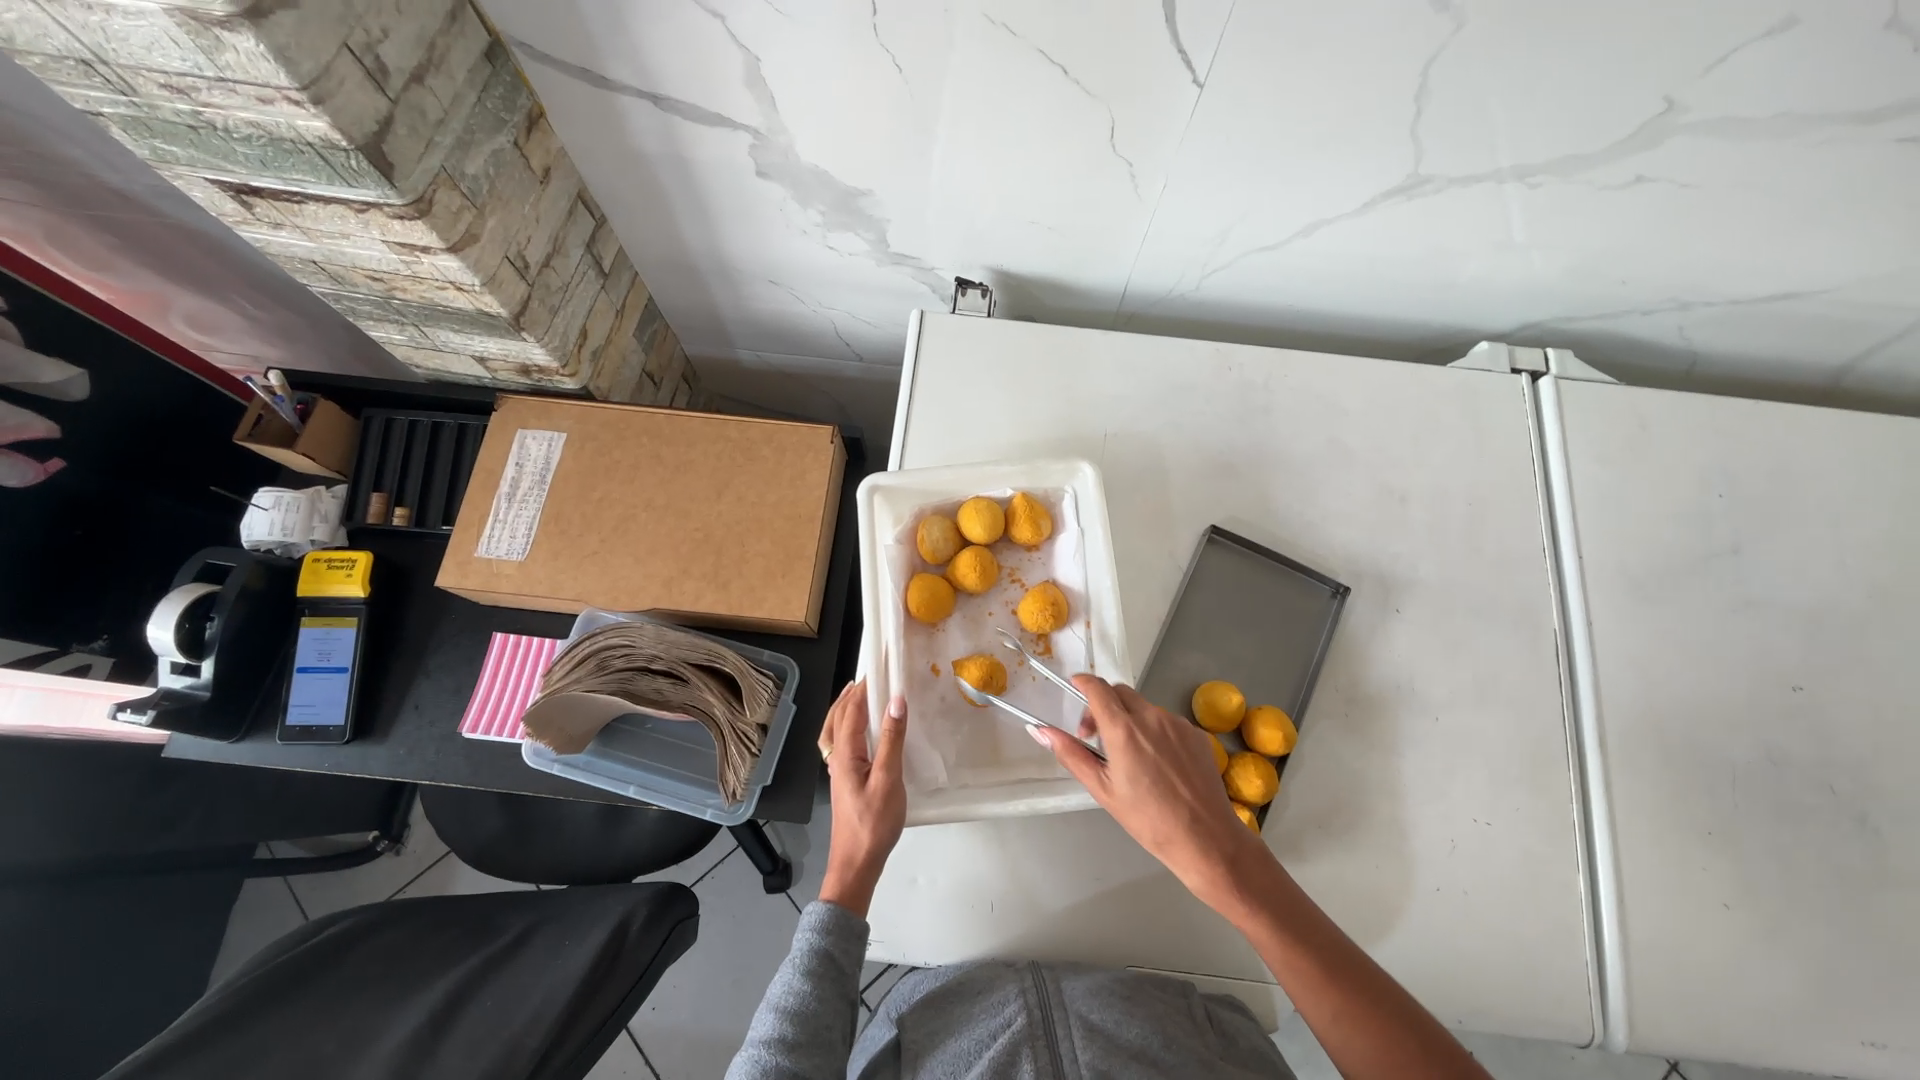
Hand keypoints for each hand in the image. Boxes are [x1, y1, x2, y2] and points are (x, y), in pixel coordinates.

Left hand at [815, 679, 906, 917]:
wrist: (856, 864)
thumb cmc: (873, 824)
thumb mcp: (888, 781)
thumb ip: (892, 740)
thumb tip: (896, 702)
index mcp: (845, 754)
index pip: (852, 711)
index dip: (864, 688)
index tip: (879, 669)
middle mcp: (837, 759)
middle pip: (839, 718)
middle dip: (852, 694)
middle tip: (870, 677)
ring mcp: (838, 772)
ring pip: (835, 732)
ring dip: (845, 710)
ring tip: (858, 696)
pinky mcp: (845, 782)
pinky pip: (840, 745)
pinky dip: (847, 729)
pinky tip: (860, 735)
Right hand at [1037, 675, 1270, 908]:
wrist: (1205, 837)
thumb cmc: (1147, 819)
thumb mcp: (1102, 789)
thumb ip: (1071, 754)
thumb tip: (1040, 730)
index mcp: (1124, 730)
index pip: (1098, 688)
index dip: (1083, 682)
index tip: (1074, 688)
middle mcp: (1152, 717)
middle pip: (1120, 693)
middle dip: (1103, 705)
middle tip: (1096, 737)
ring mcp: (1177, 724)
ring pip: (1144, 707)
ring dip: (1129, 719)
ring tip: (1130, 756)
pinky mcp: (1196, 734)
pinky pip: (1167, 722)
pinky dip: (1154, 731)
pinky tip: (1158, 764)